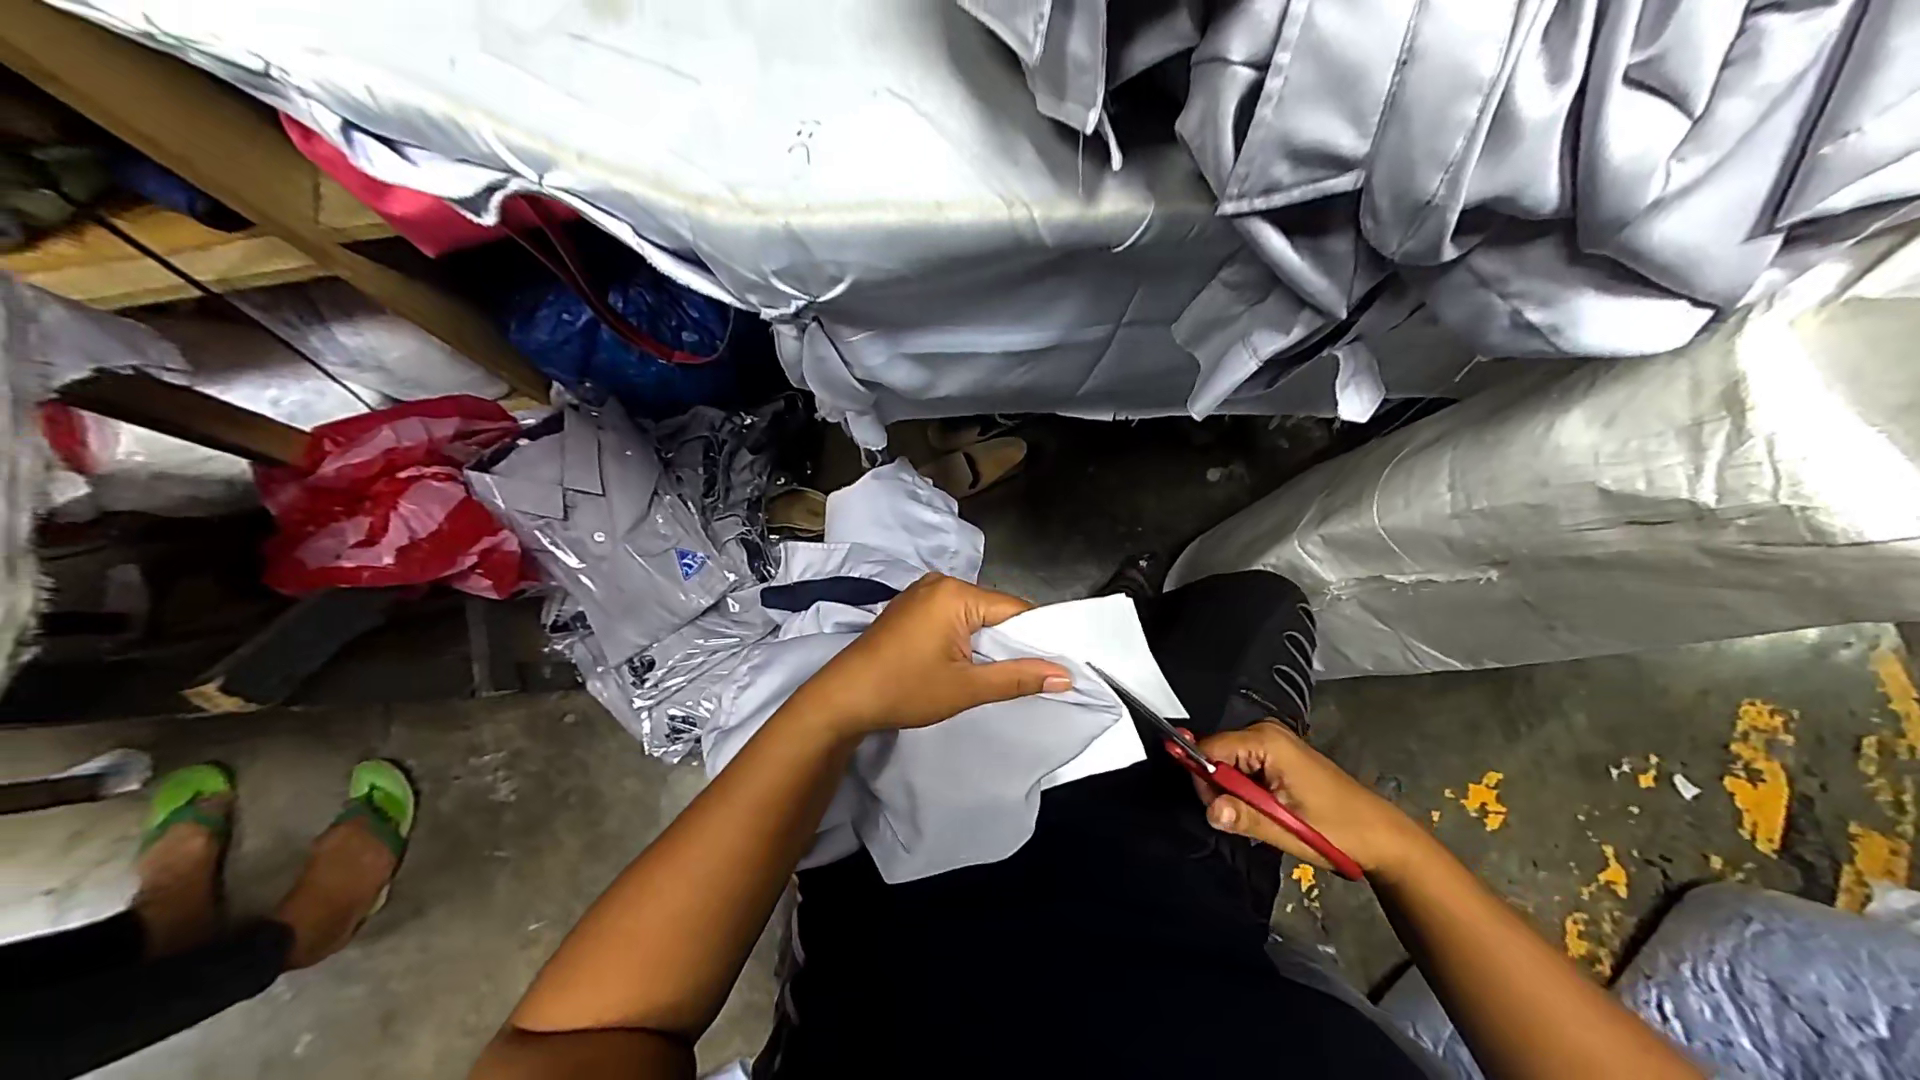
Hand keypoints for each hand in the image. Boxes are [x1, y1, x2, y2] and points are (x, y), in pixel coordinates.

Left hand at [781, 574, 1071, 738]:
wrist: (843, 698)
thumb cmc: (903, 690)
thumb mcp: (967, 688)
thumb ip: (1018, 678)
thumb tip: (1065, 675)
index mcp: (956, 593)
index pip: (1015, 609)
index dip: (1038, 638)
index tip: (1056, 664)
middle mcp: (941, 582)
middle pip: (995, 609)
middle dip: (1011, 641)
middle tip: (1029, 675)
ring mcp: (923, 592)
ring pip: (976, 614)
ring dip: (988, 641)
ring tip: (996, 672)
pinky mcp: (912, 606)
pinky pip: (954, 616)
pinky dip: (966, 637)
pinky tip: (966, 661)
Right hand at [1191, 721, 1427, 877]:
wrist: (1382, 836)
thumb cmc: (1340, 831)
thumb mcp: (1288, 830)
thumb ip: (1244, 817)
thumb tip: (1210, 811)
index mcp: (1266, 741)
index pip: (1208, 748)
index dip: (1205, 780)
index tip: (1218, 809)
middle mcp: (1266, 731)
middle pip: (1215, 753)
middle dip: (1219, 788)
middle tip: (1243, 818)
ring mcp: (1272, 740)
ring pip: (1226, 761)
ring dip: (1234, 791)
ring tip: (1261, 814)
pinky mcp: (1277, 752)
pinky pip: (1242, 764)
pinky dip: (1245, 788)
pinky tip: (1265, 806)